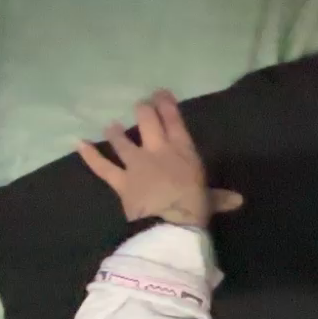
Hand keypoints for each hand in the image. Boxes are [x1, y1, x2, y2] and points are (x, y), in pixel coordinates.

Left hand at [77, 90, 243, 227]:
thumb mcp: (210, 201)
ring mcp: (137, 164)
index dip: (167, 105)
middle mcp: (159, 151)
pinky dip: (90, 155)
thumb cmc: (195, 209)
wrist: (171, 224)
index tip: (162, 94)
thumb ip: (220, 197)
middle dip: (144, 110)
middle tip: (141, 104)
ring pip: (123, 141)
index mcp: (184, 152)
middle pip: (148, 122)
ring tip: (111, 126)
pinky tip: (79, 143)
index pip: (175, 122)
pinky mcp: (121, 181)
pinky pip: (103, 166)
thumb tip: (238, 200)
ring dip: (116, 132)